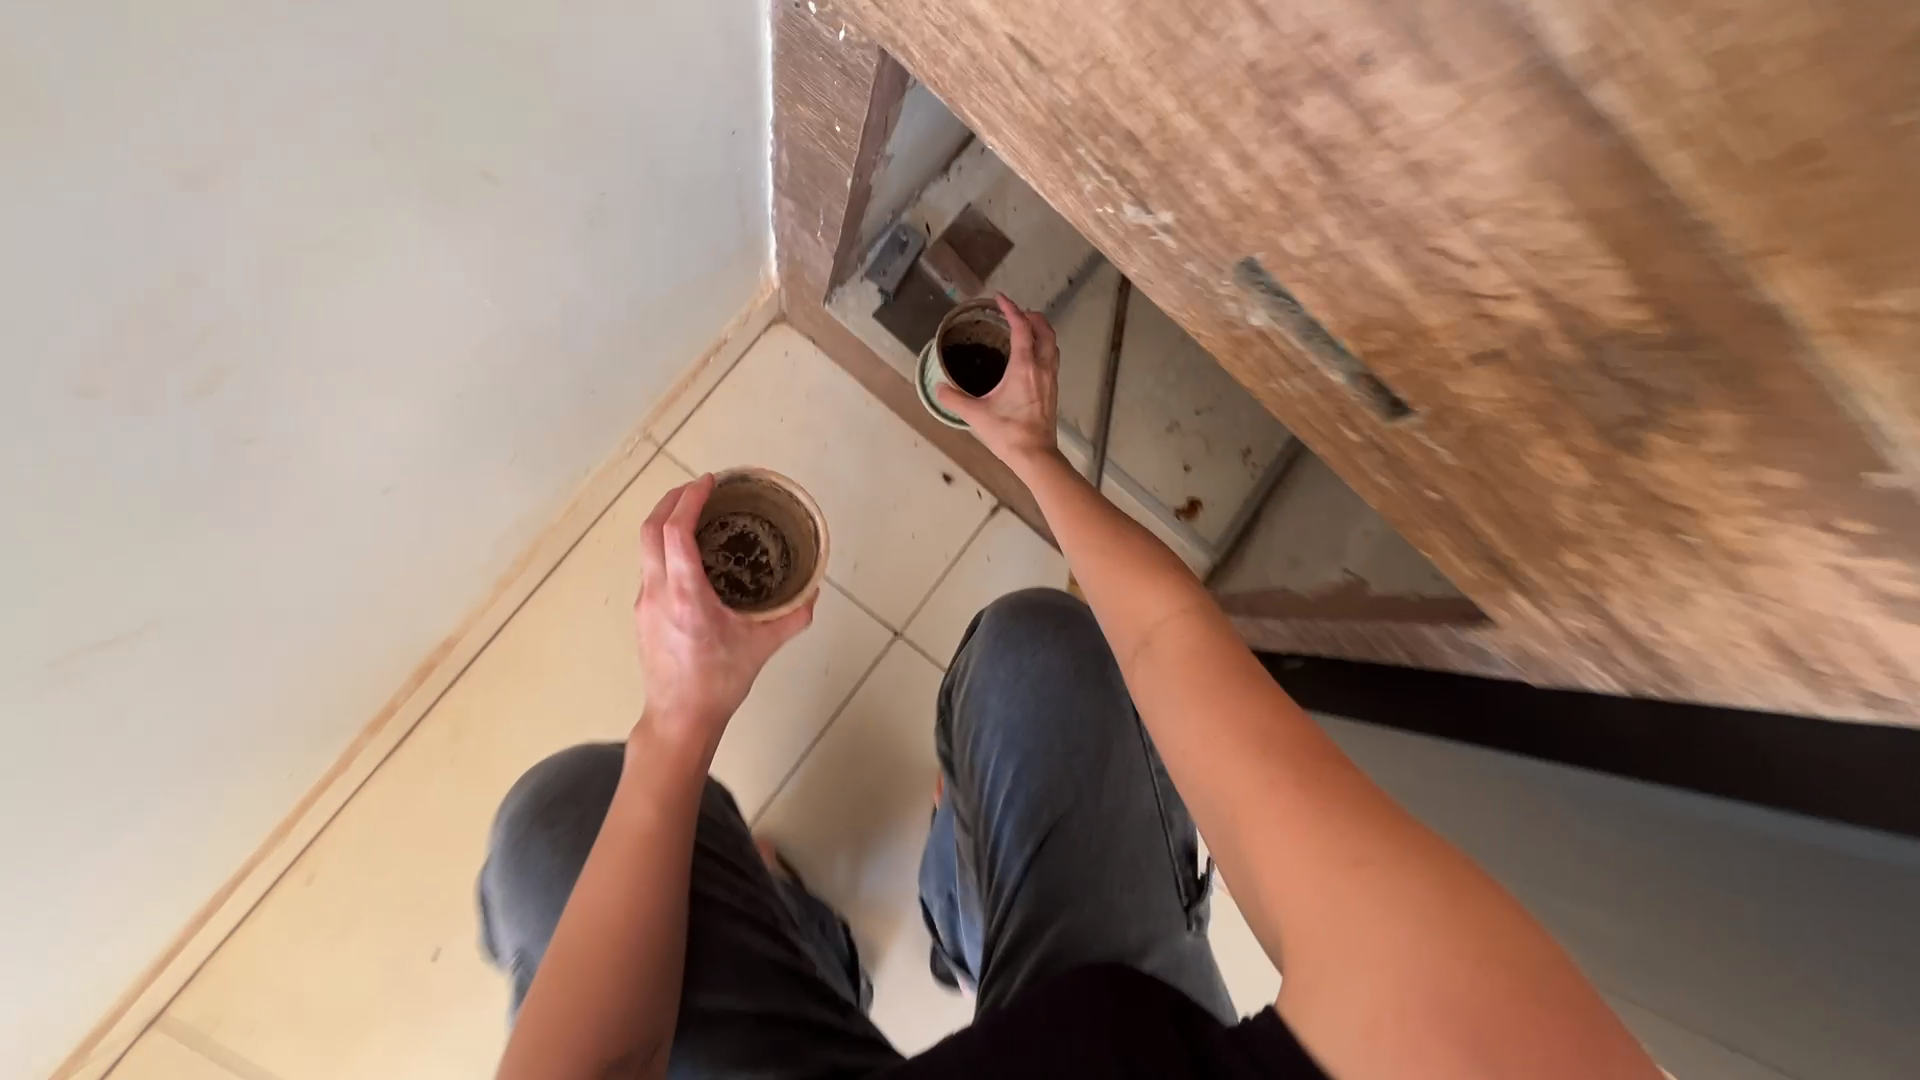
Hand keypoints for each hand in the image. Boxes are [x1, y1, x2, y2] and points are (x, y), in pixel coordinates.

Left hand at [632, 474, 815, 756]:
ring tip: (692, 510)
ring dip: (664, 520)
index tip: (709, 482)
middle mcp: (658, 592)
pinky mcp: (643, 613)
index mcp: (685, 595)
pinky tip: (688, 552)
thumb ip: (792, 618)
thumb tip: (812, 593)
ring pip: (645, 546)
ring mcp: (644, 602)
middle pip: (650, 529)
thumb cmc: (718, 683)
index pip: (676, 532)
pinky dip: (665, 544)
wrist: (679, 718)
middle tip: (699, 486)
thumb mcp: (762, 647)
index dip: (689, 500)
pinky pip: (649, 565)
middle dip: (672, 500)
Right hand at [935, 294, 1061, 471]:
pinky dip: (1044, 349)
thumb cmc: (1008, 433)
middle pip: (1045, 331)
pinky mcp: (1053, 392)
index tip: (1000, 299)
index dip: (1011, 310)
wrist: (1035, 456)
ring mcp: (1051, 380)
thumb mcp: (976, 415)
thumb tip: (939, 388)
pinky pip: (1052, 361)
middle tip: (1017, 312)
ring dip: (1042, 332)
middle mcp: (1042, 368)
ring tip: (1027, 329)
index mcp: (1024, 367)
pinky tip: (1032, 358)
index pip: (1021, 328)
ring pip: (1052, 346)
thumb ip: (955, 399)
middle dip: (1032, 317)